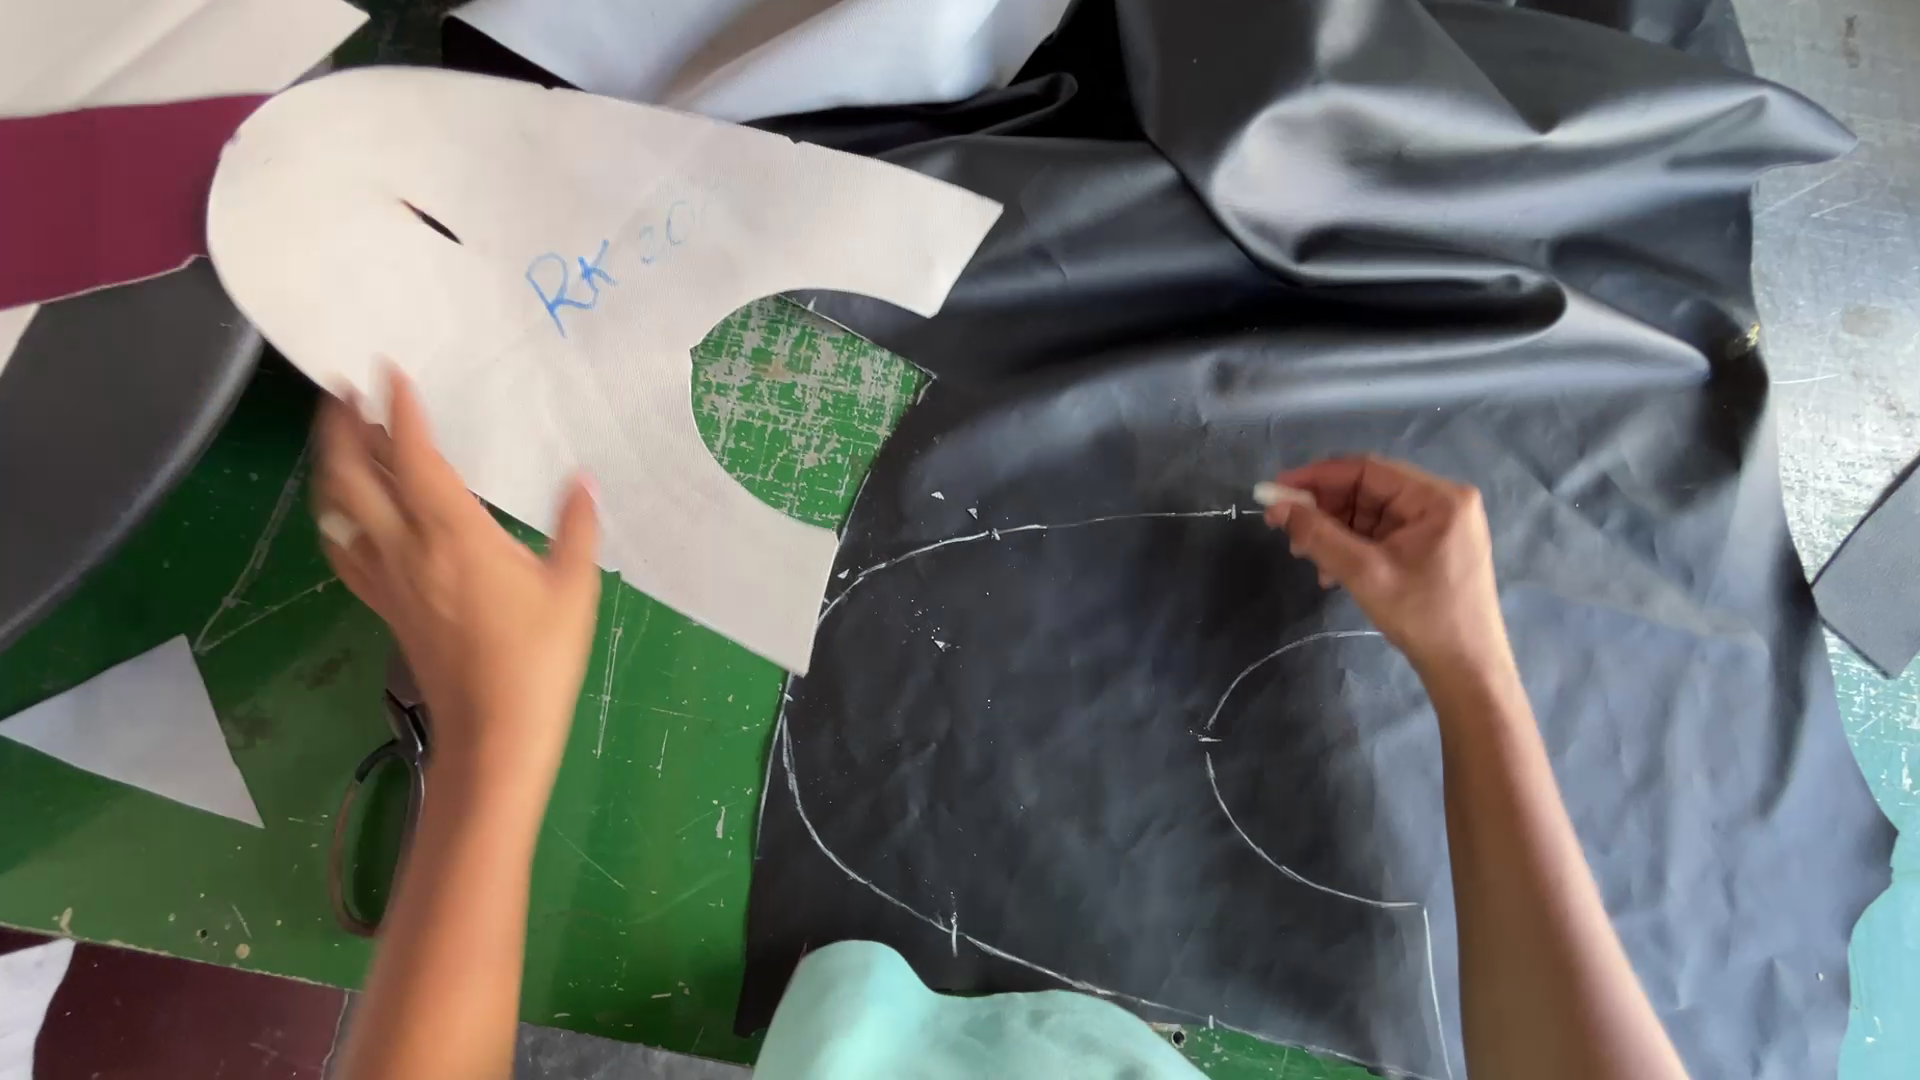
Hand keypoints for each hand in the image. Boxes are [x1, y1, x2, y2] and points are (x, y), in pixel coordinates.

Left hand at [312, 365, 600, 796]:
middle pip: (355, 476)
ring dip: (331, 464)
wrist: (494, 726)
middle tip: (341, 387)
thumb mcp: (573, 586)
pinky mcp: (385, 603)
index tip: (388, 371)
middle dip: (341, 425)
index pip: (417, 459)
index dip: (400, 412)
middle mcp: (408, 548)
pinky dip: (337, 514)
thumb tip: (582, 479)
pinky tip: (345, 509)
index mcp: (455, 535)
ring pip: (339, 508)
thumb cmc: (541, 654)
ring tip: (337, 433)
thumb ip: (576, 526)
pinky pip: (344, 547)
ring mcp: (388, 578)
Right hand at [1263, 456, 1512, 678]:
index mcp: (1437, 498)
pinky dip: (1349, 545)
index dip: (1316, 476)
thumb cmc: (1421, 615)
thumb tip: (1276, 508)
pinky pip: (1378, 532)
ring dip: (1332, 531)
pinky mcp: (1428, 545)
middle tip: (1286, 529)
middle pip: (1366, 490)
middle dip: (1322, 509)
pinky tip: (1331, 570)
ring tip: (1307, 557)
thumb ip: (1317, 535)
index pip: (1366, 469)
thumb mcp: (1363, 572)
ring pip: (1367, 513)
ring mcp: (1436, 524)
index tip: (1276, 488)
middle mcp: (1441, 502)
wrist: (1465, 667)